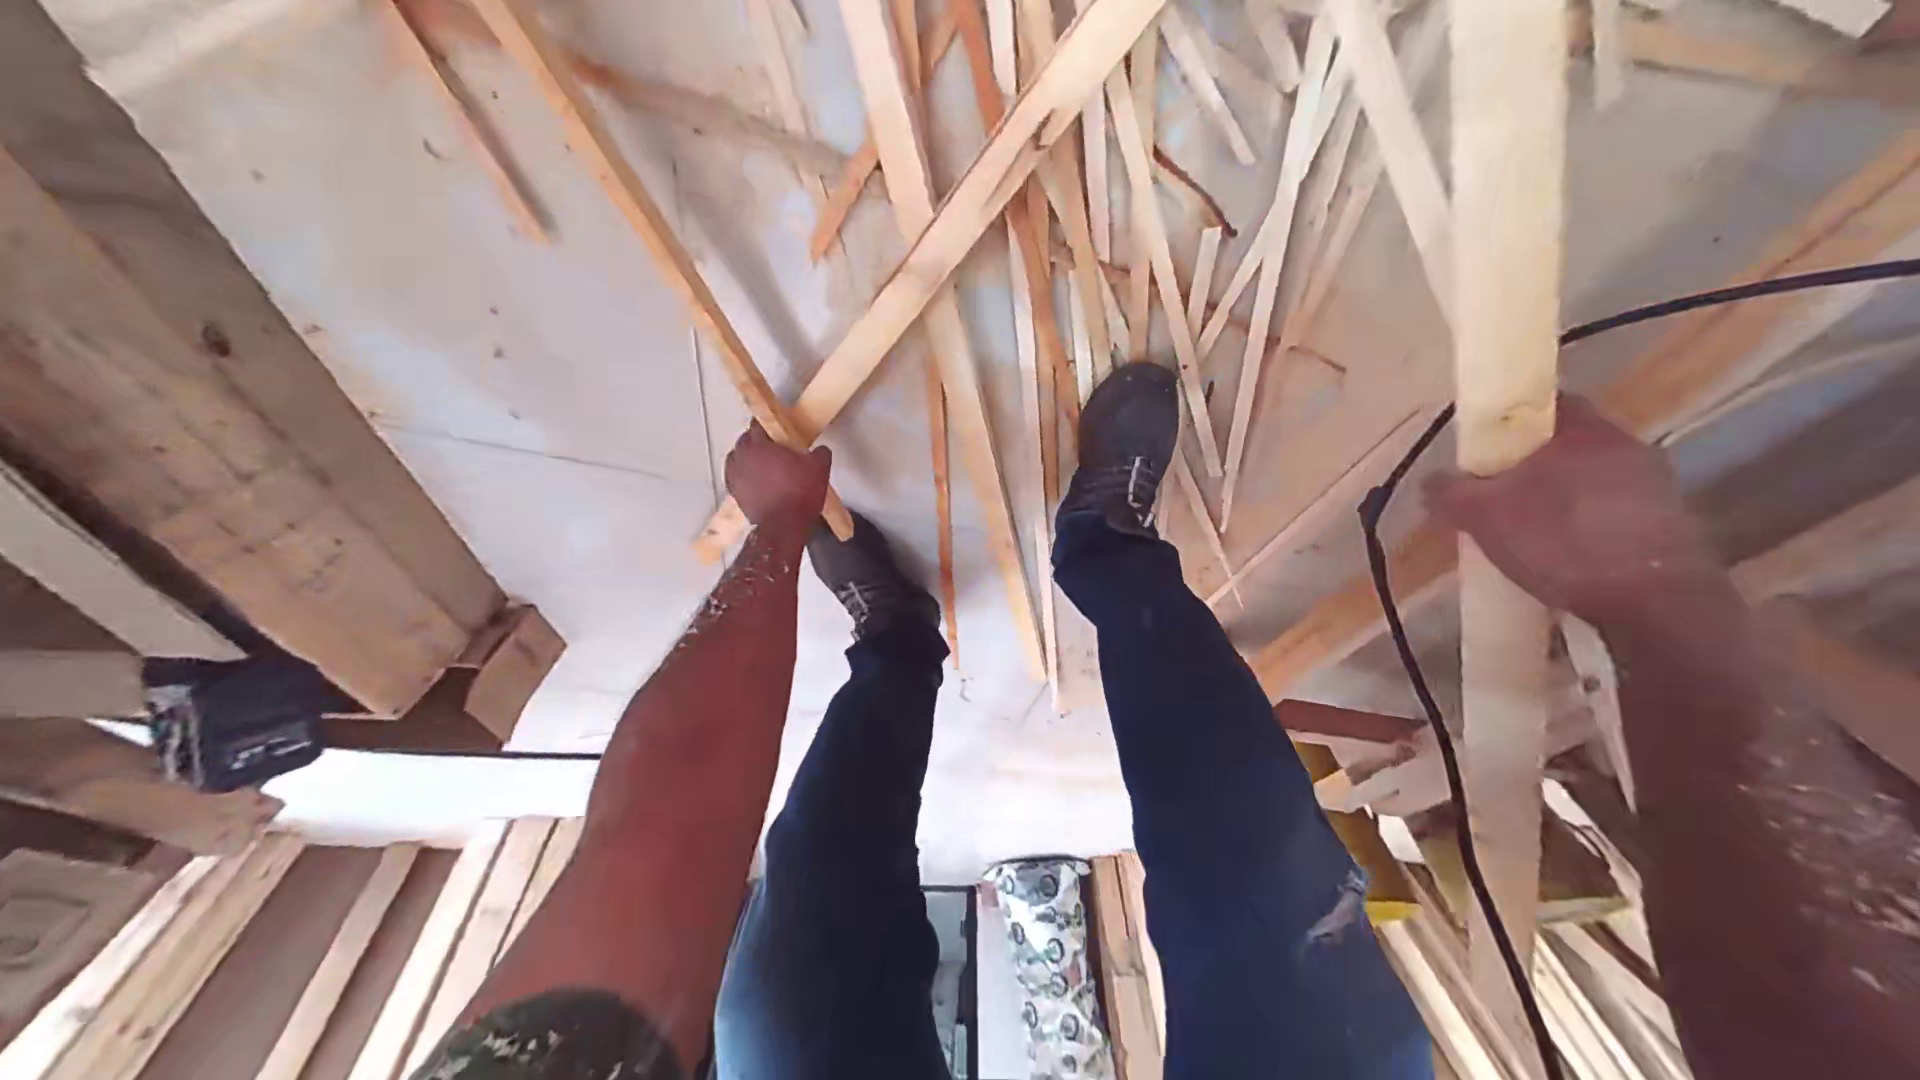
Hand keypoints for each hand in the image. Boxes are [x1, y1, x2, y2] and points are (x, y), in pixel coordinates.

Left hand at [725, 422, 831, 530]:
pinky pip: (737, 477)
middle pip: (746, 440)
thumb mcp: (819, 468)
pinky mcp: (733, 492)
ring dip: (749, 459)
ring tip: (765, 468)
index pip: (758, 423)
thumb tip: (820, 450)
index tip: (778, 429)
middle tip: (775, 450)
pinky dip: (745, 477)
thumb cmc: (800, 493)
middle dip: (758, 442)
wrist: (784, 525)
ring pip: (738, 458)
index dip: (769, 425)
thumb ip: (819, 453)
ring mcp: (734, 475)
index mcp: (760, 443)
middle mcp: (742, 455)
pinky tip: (759, 483)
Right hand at [1424, 396, 1729, 626]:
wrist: (1651, 603)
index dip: (1509, 421)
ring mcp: (1657, 485)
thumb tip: (1432, 480)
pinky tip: (1560, 553)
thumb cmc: (1558, 542)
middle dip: (1529, 465)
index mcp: (1584, 431)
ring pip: (1590, 478)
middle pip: (1566, 444)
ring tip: (1523, 530)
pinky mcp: (1671, 523)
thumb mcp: (1480, 515)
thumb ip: (1449, 491)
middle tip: (1494, 493)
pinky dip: (1583, 524)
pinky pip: (1611, 510)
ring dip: (1558, 497)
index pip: (1545, 404)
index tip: (1484, 447)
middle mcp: (1629, 446)